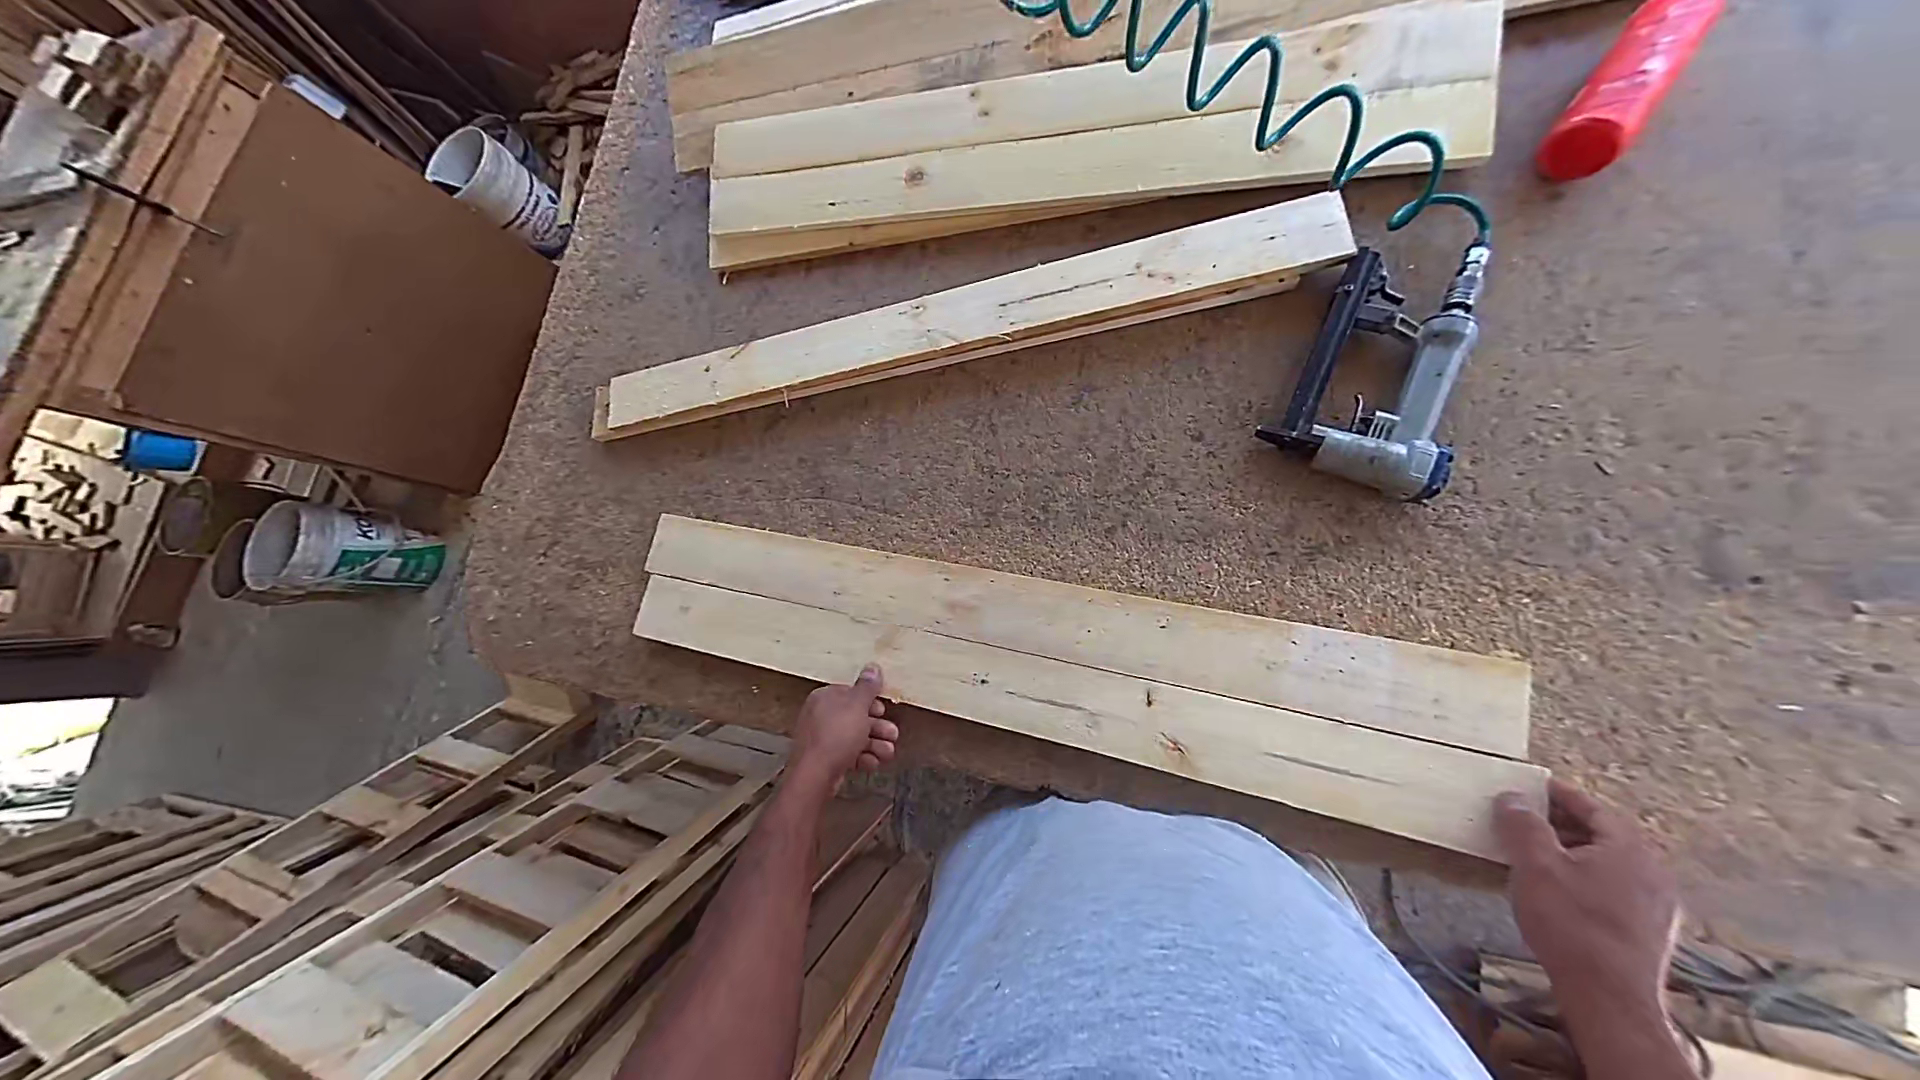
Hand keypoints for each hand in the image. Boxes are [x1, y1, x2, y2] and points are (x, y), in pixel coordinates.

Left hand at [789, 665, 898, 791]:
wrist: (815, 775)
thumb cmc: (836, 735)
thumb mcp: (857, 705)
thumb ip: (867, 687)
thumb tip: (872, 667)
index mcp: (825, 698)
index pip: (851, 694)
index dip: (870, 702)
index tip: (883, 709)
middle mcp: (820, 716)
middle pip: (856, 717)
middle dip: (878, 727)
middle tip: (893, 734)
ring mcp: (822, 739)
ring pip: (854, 737)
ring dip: (875, 744)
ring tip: (888, 752)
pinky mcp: (825, 759)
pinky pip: (847, 754)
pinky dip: (862, 757)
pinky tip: (873, 762)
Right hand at [1494, 779, 1680, 1015]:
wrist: (1608, 996)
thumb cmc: (1570, 921)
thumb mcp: (1534, 864)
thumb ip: (1523, 825)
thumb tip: (1513, 798)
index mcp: (1632, 851)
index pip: (1594, 808)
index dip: (1559, 794)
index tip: (1530, 785)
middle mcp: (1653, 874)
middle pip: (1604, 835)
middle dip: (1562, 822)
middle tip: (1523, 817)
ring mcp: (1656, 906)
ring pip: (1608, 862)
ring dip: (1571, 850)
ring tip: (1533, 851)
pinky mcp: (1648, 931)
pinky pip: (1612, 886)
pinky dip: (1582, 875)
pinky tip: (1557, 887)